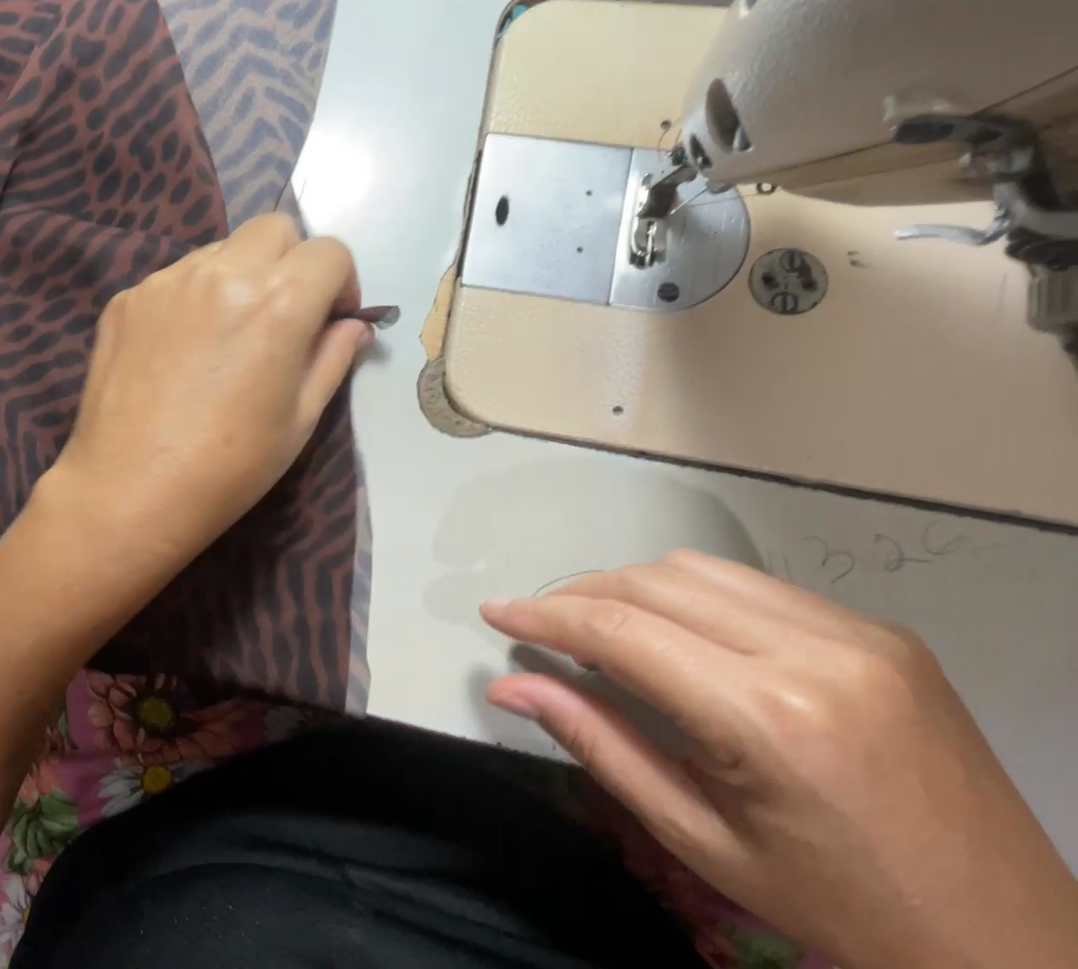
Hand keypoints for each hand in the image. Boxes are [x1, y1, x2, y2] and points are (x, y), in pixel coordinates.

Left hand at [44, 213, 369, 571]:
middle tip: (282, 316)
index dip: (340, 283)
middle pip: (274, 230)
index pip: (330, 251)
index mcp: (279, 301)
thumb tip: (352, 324)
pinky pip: (173, 279)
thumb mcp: (300, 419)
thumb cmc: (228, 467)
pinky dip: (190, 299)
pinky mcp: (126, 299)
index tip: (329, 321)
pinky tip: (178, 353)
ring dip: (238, 276)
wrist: (129, 489)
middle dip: (292, 262)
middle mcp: (222, 273)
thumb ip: (333, 358)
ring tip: (225, 337)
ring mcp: (166, 282)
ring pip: (219, 250)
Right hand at [481, 551, 1077, 968]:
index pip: (622, 631)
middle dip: (579, 595)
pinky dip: (691, 596)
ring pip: (702, 570)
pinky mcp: (882, 633)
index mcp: (769, 717)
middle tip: (536, 625)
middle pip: (656, 582)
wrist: (1006, 938)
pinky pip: (755, 587)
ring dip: (631, 586)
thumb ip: (596, 744)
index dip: (545, 616)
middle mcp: (818, 653)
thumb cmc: (834, 902)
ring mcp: (860, 634)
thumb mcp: (697, 835)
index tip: (494, 612)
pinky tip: (675, 635)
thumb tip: (509, 687)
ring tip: (595, 627)